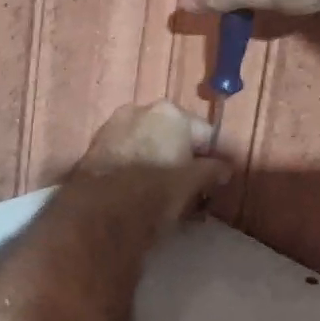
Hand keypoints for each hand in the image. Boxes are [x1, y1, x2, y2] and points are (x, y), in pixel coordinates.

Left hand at [80, 101, 229, 219]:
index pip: (205, 134)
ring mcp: (114, 126)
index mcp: (170, 113)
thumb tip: (224, 169)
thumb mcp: (193, 184)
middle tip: (192, 189)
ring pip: (148, 144)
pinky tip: (140, 191)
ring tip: (165, 193)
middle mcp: (141, 110)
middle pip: (174, 136)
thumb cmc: (155, 191)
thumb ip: (213, 172)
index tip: (217, 181)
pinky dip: (136, 168)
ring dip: (159, 163)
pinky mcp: (95, 146)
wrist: (99, 210)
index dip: (214, 159)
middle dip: (184, 160)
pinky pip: (127, 154)